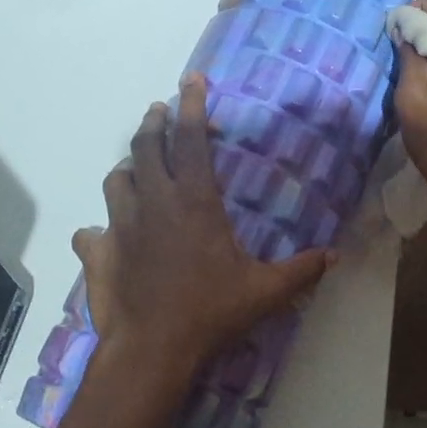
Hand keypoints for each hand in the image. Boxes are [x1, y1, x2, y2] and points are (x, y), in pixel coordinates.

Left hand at [73, 74, 334, 371]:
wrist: (153, 348)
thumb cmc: (211, 312)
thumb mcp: (265, 291)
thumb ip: (301, 270)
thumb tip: (336, 257)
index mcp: (195, 200)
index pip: (193, 137)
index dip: (193, 104)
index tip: (193, 79)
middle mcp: (154, 201)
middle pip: (146, 145)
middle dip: (154, 122)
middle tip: (160, 111)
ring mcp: (120, 225)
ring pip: (117, 179)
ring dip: (128, 168)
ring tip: (137, 168)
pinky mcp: (98, 252)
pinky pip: (89, 232)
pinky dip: (97, 229)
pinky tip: (103, 236)